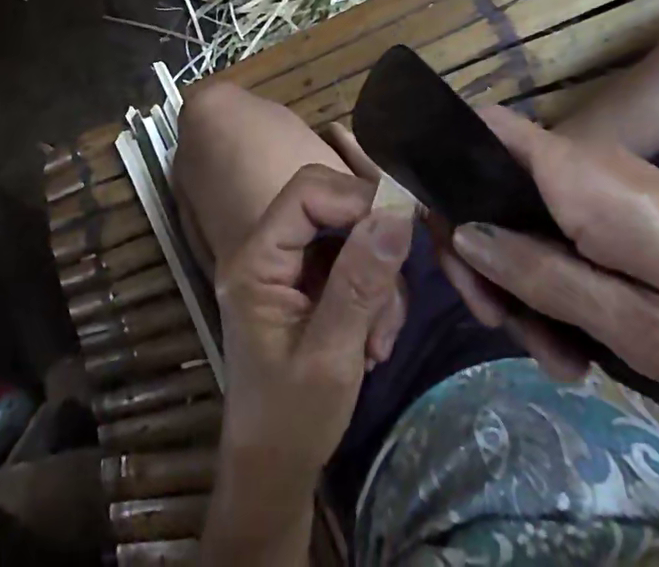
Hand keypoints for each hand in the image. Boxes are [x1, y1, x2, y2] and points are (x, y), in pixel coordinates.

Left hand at [213, 164, 413, 483]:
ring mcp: (291, 268)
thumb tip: (398, 214)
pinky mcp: (312, 285)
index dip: (358, 198)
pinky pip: (357, 264)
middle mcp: (269, 252)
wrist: (275, 468)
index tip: (402, 229)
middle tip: (395, 293)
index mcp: (256, 261)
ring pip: (353, 237)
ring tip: (379, 340)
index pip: (308, 191)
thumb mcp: (333, 354)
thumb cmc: (292, 419)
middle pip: (334, 207)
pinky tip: (375, 342)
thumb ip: (362, 282)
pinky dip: (377, 296)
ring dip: (381, 282)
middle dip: (374, 246)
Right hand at [439, 107, 658, 423]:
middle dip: (482, 255)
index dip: (440, 160)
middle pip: (493, 186)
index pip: (485, 129)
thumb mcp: (642, 329)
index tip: (433, 240)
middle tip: (508, 331)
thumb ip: (546, 275)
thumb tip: (462, 233)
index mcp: (589, 181)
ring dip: (521, 285)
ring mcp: (610, 194)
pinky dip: (553, 287)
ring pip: (523, 220)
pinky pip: (562, 238)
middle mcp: (591, 171)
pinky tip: (578, 345)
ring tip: (559, 357)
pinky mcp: (626, 218)